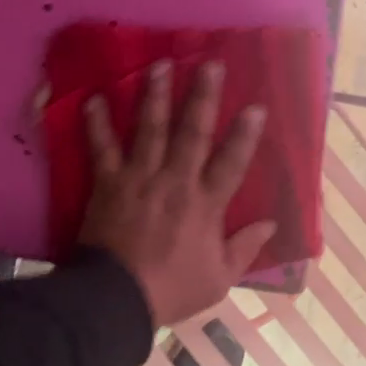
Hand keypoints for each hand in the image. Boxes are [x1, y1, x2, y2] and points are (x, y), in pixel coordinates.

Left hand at [78, 59, 276, 327]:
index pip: (231, 163)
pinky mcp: (109, 183)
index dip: (245, 135)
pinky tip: (94, 98)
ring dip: (155, 95)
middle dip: (202, 97)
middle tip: (209, 64)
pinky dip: (97, 123)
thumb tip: (271, 223)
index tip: (256, 106)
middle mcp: (175, 181)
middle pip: (191, 133)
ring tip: (160, 64)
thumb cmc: (171, 289)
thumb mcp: (219, 279)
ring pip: (150, 129)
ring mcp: (140, 178)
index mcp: (205, 204)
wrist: (116, 300)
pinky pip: (102, 148)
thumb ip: (244, 248)